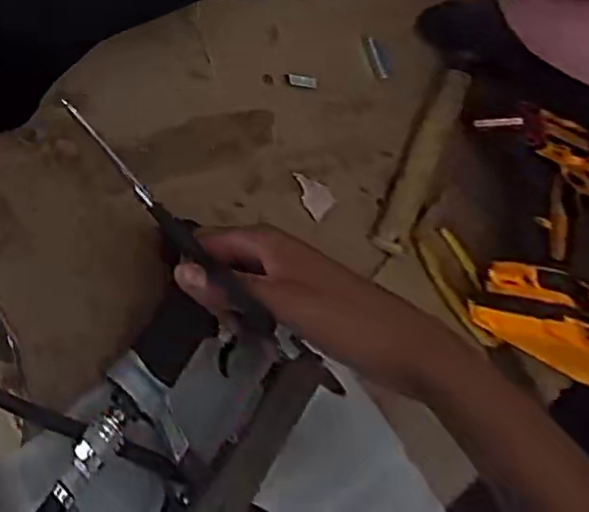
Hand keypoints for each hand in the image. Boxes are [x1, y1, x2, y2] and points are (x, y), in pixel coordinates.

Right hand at [174, 225, 477, 400]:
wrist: (411, 349)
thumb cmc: (343, 318)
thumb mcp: (279, 303)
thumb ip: (228, 287)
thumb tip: (178, 271)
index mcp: (264, 239)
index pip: (208, 240)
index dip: (190, 262)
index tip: (177, 294)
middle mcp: (272, 248)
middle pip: (221, 258)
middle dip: (209, 285)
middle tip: (214, 320)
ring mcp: (287, 272)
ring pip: (239, 279)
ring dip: (229, 302)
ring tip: (232, 331)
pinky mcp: (299, 295)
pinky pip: (258, 295)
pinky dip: (249, 311)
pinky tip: (252, 334)